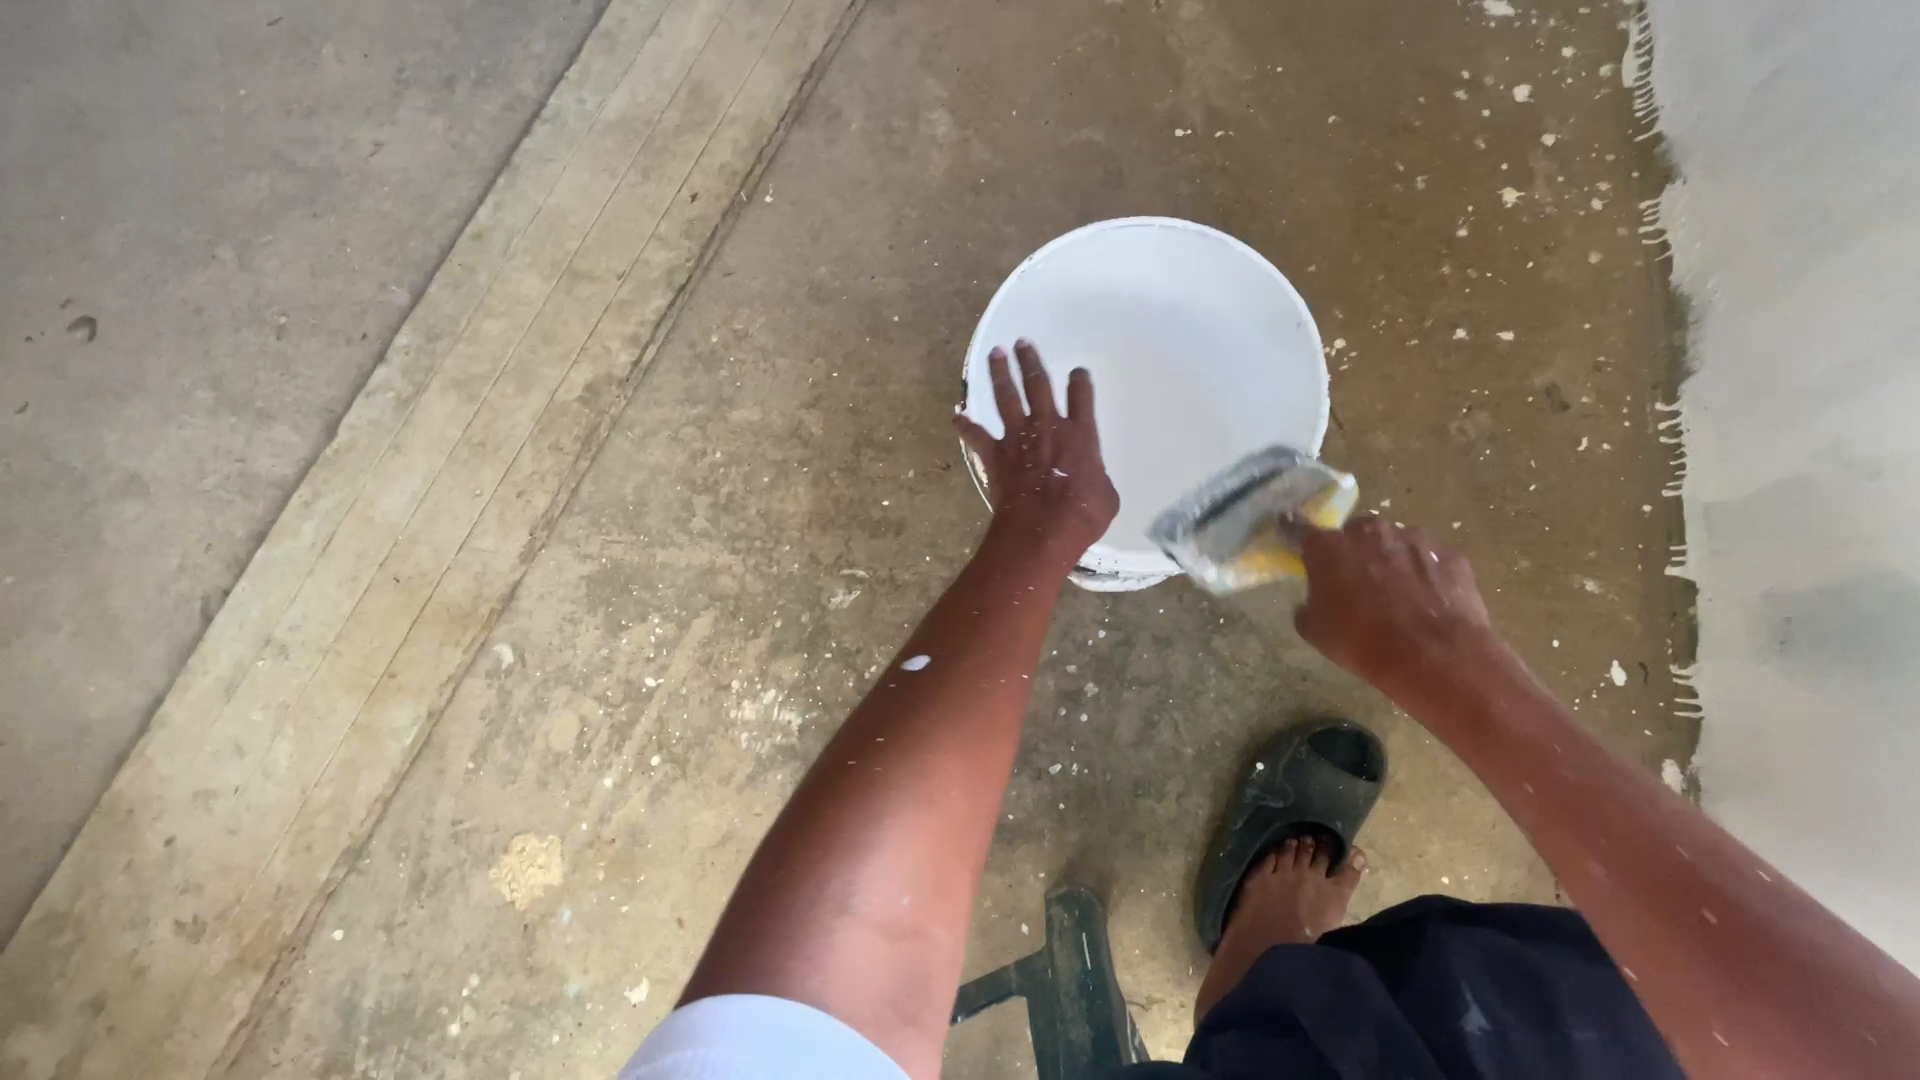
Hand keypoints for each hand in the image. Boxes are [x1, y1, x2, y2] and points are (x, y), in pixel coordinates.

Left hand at [954, 340, 1119, 565]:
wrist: (1042, 531)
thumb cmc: (1082, 517)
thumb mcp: (1106, 497)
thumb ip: (1095, 478)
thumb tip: (1089, 480)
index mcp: (1081, 434)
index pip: (1081, 397)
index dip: (1079, 382)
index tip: (1077, 371)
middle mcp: (1048, 426)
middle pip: (1038, 384)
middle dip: (1031, 361)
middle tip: (1023, 343)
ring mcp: (1018, 438)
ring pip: (1007, 397)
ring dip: (1000, 374)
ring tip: (995, 354)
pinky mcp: (995, 455)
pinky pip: (976, 436)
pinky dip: (965, 427)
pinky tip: (956, 418)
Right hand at [1294, 515, 1498, 691]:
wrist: (1433, 657)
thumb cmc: (1361, 643)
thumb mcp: (1315, 631)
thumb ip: (1308, 605)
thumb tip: (1313, 601)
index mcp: (1328, 548)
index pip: (1300, 528)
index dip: (1295, 530)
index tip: (1293, 531)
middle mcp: (1369, 532)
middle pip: (1355, 532)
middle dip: (1354, 550)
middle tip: (1358, 582)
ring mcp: (1414, 538)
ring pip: (1395, 542)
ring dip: (1392, 559)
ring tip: (1400, 595)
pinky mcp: (1449, 553)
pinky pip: (1429, 558)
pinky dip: (1425, 572)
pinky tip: (1428, 601)